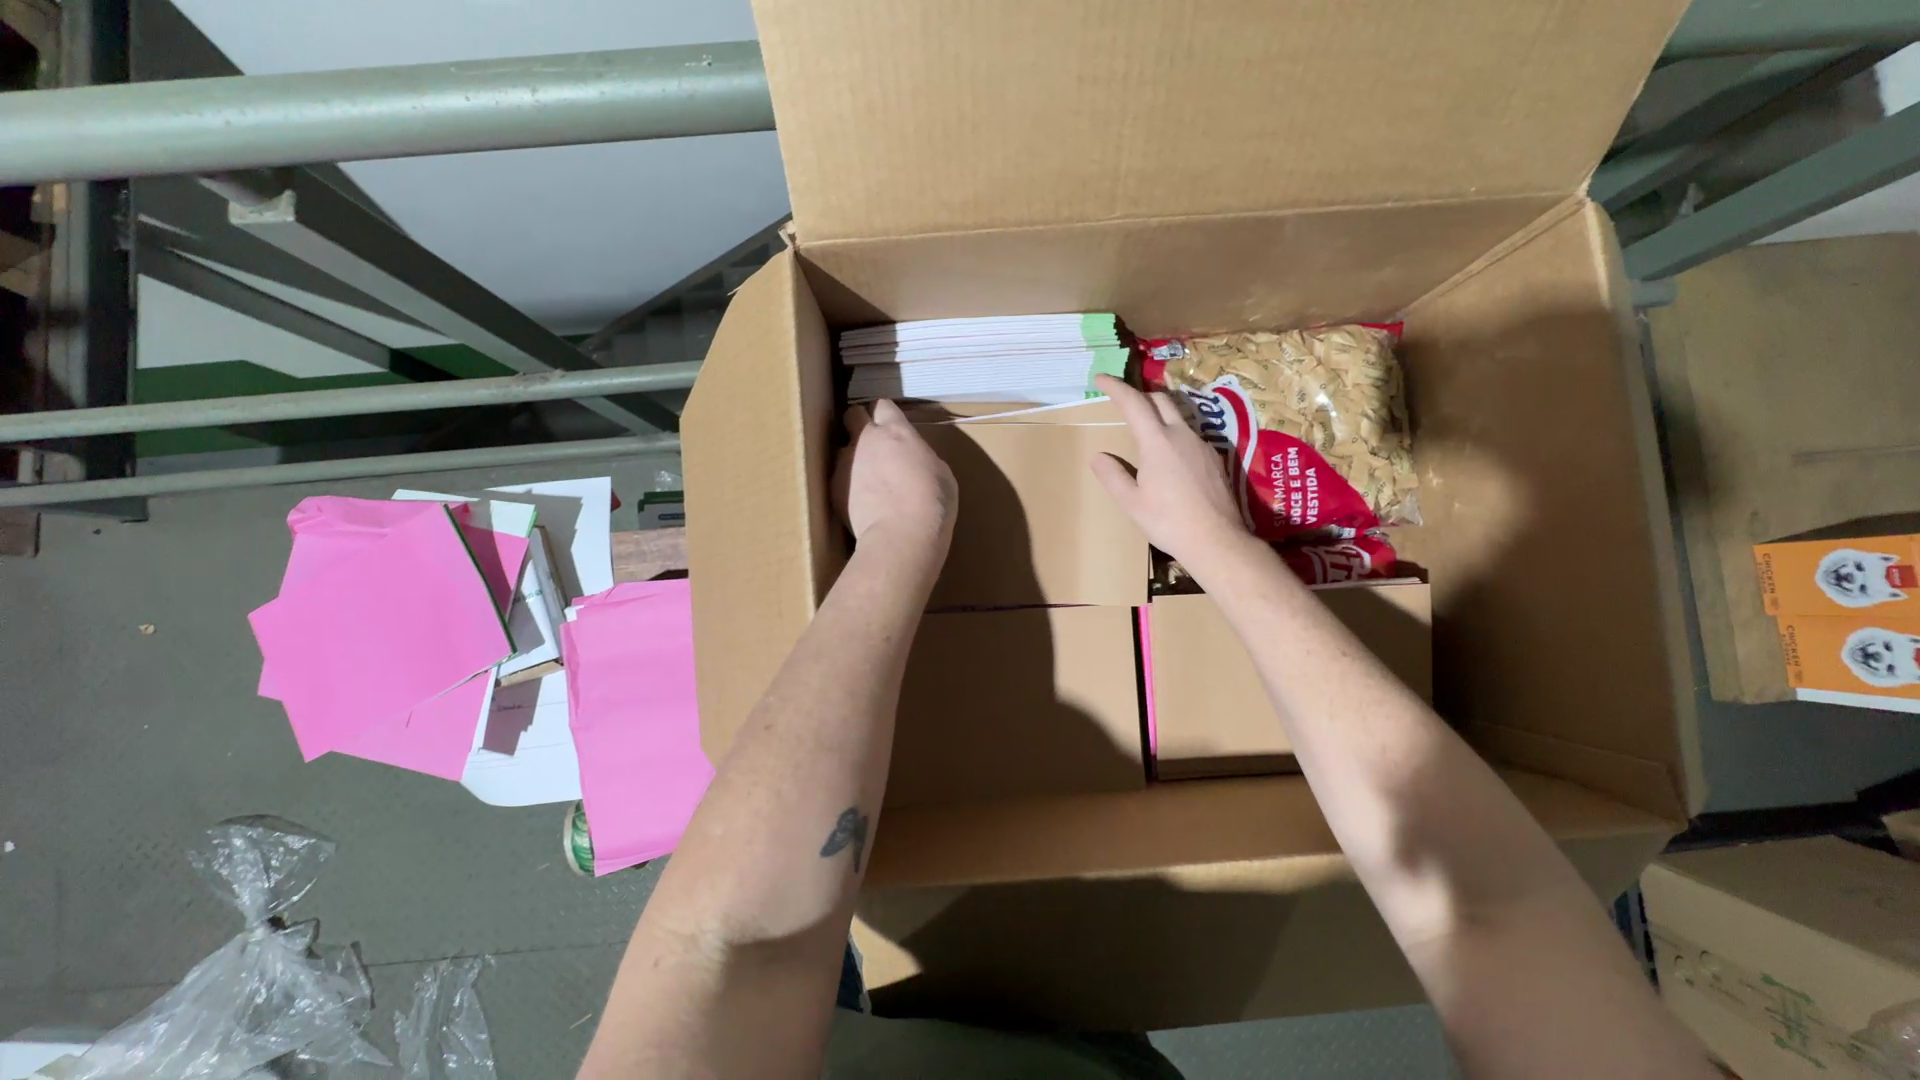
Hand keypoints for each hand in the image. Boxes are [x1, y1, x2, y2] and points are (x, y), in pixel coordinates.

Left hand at [834, 400, 957, 550]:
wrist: (902, 534)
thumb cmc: (932, 502)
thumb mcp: (939, 471)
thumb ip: (919, 456)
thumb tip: (912, 459)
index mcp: (896, 431)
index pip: (882, 405)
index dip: (884, 413)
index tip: (889, 424)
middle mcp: (865, 440)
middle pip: (851, 414)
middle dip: (858, 423)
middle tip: (870, 441)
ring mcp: (845, 463)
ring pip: (842, 450)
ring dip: (852, 458)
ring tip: (865, 481)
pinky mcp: (833, 488)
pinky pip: (837, 479)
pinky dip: (846, 486)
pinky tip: (860, 503)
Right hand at [1089, 374, 1252, 567]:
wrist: (1216, 540)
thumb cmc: (1168, 522)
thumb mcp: (1131, 502)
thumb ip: (1113, 475)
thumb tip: (1099, 456)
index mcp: (1157, 442)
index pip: (1134, 403)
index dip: (1116, 387)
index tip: (1102, 378)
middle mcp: (1182, 435)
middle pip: (1161, 400)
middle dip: (1140, 395)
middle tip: (1123, 402)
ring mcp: (1202, 445)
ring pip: (1178, 417)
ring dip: (1159, 414)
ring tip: (1145, 429)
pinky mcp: (1214, 459)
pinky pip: (1190, 435)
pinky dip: (1174, 434)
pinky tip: (1169, 456)